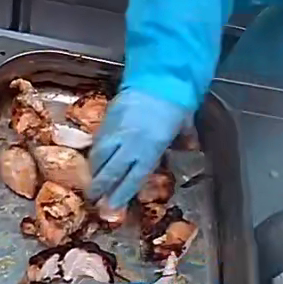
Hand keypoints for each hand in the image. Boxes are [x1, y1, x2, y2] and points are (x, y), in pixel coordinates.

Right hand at [88, 89, 191, 206]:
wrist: (159, 77)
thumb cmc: (176, 102)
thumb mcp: (185, 122)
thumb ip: (185, 138)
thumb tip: (191, 147)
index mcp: (150, 150)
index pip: (132, 179)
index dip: (120, 195)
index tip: (110, 207)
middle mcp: (130, 144)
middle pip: (111, 171)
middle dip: (100, 186)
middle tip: (93, 198)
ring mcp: (117, 131)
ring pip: (100, 155)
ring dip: (94, 169)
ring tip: (91, 179)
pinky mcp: (108, 117)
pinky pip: (98, 139)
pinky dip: (94, 150)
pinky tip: (93, 157)